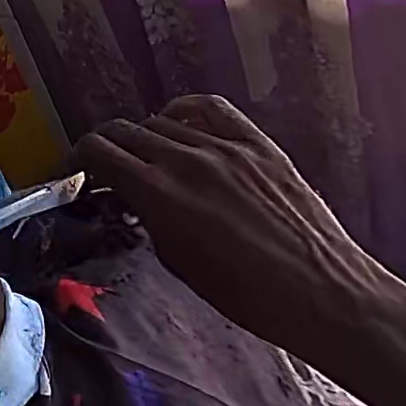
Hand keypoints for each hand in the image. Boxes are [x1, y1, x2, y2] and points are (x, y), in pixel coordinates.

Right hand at [73, 94, 392, 364]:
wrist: (327, 297)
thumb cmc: (244, 295)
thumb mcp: (175, 259)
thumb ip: (144, 216)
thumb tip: (128, 195)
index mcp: (157, 192)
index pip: (97, 150)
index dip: (79, 158)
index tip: (78, 171)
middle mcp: (183, 160)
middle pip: (122, 131)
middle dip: (104, 146)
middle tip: (105, 166)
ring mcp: (223, 147)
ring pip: (160, 121)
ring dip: (142, 137)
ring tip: (148, 157)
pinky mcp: (256, 144)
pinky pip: (209, 108)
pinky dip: (184, 110)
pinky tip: (177, 122)